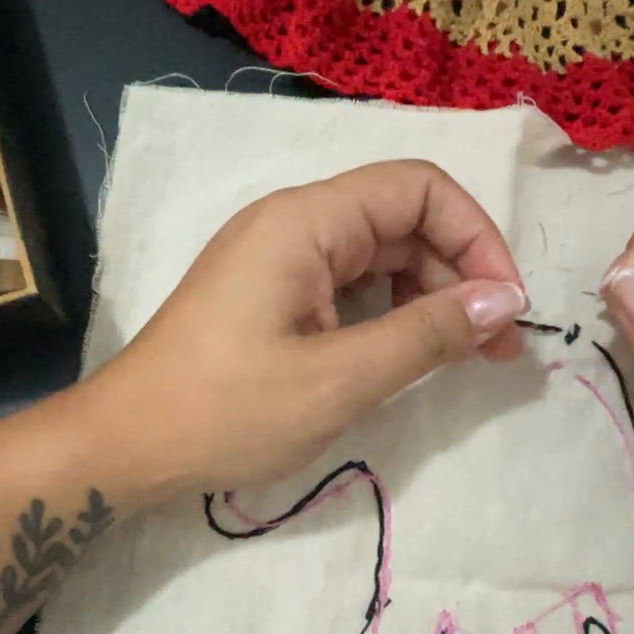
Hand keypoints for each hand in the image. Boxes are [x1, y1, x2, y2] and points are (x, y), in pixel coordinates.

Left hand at [79, 160, 527, 505]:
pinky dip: (384, 312)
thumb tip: (504, 301)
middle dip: (458, 274)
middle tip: (496, 349)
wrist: (127, 445)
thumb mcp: (339, 379)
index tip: (506, 307)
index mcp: (305, 221)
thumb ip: (427, 335)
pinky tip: (403, 354)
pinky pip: (343, 283)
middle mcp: (291, 223)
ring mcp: (274, 257)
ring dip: (426, 297)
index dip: (477, 238)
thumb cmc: (227, 411)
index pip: (419, 189)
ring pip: (376, 254)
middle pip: (401, 220)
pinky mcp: (266, 292)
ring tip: (459, 356)